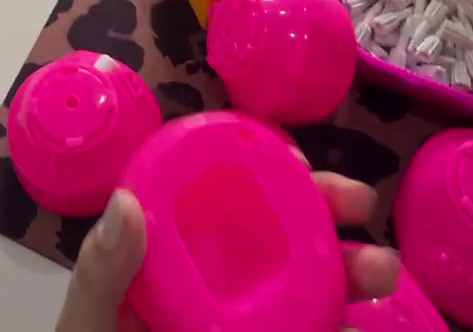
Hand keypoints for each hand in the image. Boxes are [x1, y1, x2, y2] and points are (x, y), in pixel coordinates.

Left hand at [55, 173, 401, 331]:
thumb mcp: (89, 325)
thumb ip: (102, 273)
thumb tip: (127, 202)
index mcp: (170, 258)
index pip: (217, 198)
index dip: (258, 171)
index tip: (294, 158)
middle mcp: (214, 287)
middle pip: (273, 237)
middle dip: (320, 213)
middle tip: (360, 200)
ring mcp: (245, 323)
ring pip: (306, 291)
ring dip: (349, 275)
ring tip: (384, 269)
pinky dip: (344, 328)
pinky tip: (368, 325)